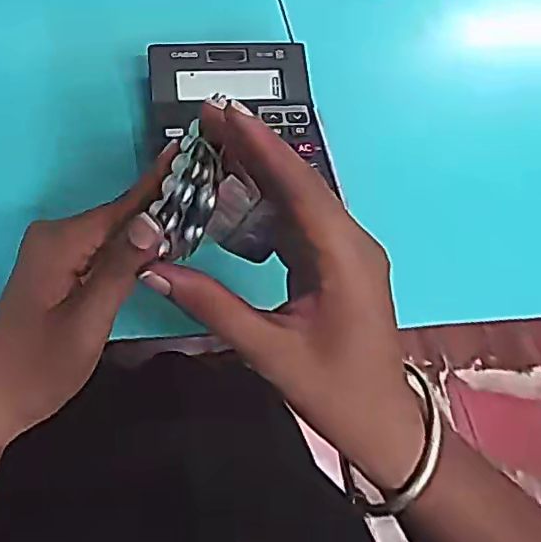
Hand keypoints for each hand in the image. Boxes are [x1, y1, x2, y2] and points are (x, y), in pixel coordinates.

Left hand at [0, 149, 173, 447]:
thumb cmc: (38, 368)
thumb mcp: (87, 322)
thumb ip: (120, 269)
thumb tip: (153, 219)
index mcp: (58, 242)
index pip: (120, 208)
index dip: (158, 184)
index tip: (188, 154)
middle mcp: (52, 236)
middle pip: (117, 218)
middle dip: (159, 207)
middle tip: (207, 192)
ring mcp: (51, 251)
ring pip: (110, 234)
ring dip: (146, 230)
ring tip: (193, 213)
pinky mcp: (54, 267)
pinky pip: (98, 249)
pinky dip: (127, 249)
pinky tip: (155, 247)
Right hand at [138, 100, 422, 486]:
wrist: (386, 427)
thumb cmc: (336, 392)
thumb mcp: (269, 352)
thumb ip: (212, 306)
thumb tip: (154, 270)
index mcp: (343, 256)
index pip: (299, 187)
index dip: (261, 147)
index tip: (228, 114)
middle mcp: (349, 242)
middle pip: (298, 180)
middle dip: (254, 145)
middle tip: (209, 116)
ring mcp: (343, 249)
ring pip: (297, 194)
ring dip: (258, 166)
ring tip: (214, 142)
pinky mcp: (333, 260)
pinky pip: (295, 216)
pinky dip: (263, 196)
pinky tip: (234, 188)